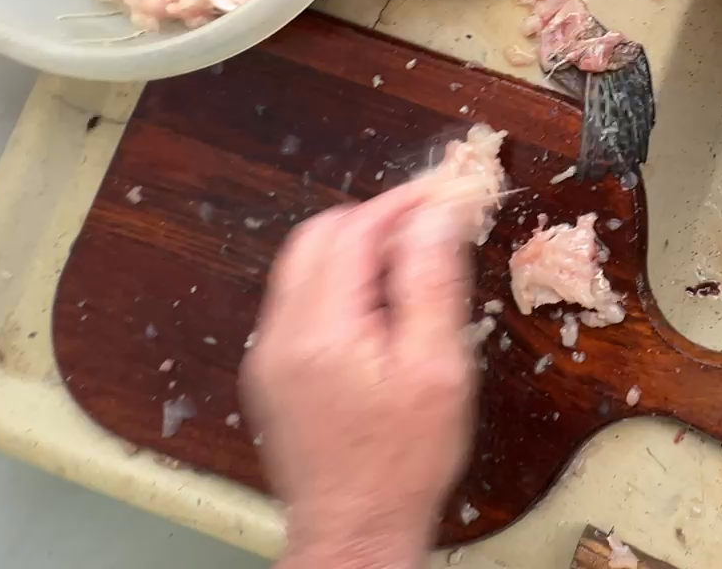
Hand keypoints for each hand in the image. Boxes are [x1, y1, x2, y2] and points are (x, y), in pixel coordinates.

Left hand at [241, 183, 476, 568]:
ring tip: (420, 253)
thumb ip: (432, 281)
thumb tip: (440, 213)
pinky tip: (389, 295)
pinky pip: (307, 294)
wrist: (358, 531)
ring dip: (364, 242)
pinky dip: (348, 274)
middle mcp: (281, 335)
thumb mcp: (439, 364)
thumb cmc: (409, 454)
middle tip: (436, 220)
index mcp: (323, 331)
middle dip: (381, 214)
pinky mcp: (277, 369)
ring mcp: (272, 353)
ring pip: (309, 261)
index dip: (405, 200)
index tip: (449, 191)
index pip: (356, 229)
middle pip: (321, 235)